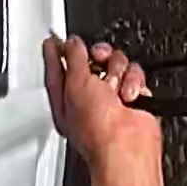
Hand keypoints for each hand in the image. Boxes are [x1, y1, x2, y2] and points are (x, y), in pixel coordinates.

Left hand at [42, 35, 160, 175]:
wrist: (127, 147)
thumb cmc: (97, 130)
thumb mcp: (76, 86)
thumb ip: (74, 58)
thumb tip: (72, 42)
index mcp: (67, 98)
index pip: (58, 68)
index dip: (56, 51)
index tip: (52, 38)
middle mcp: (89, 97)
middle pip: (92, 59)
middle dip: (98, 56)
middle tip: (99, 58)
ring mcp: (112, 96)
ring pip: (116, 62)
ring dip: (118, 72)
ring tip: (116, 89)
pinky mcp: (133, 96)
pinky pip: (135, 72)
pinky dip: (133, 82)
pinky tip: (129, 96)